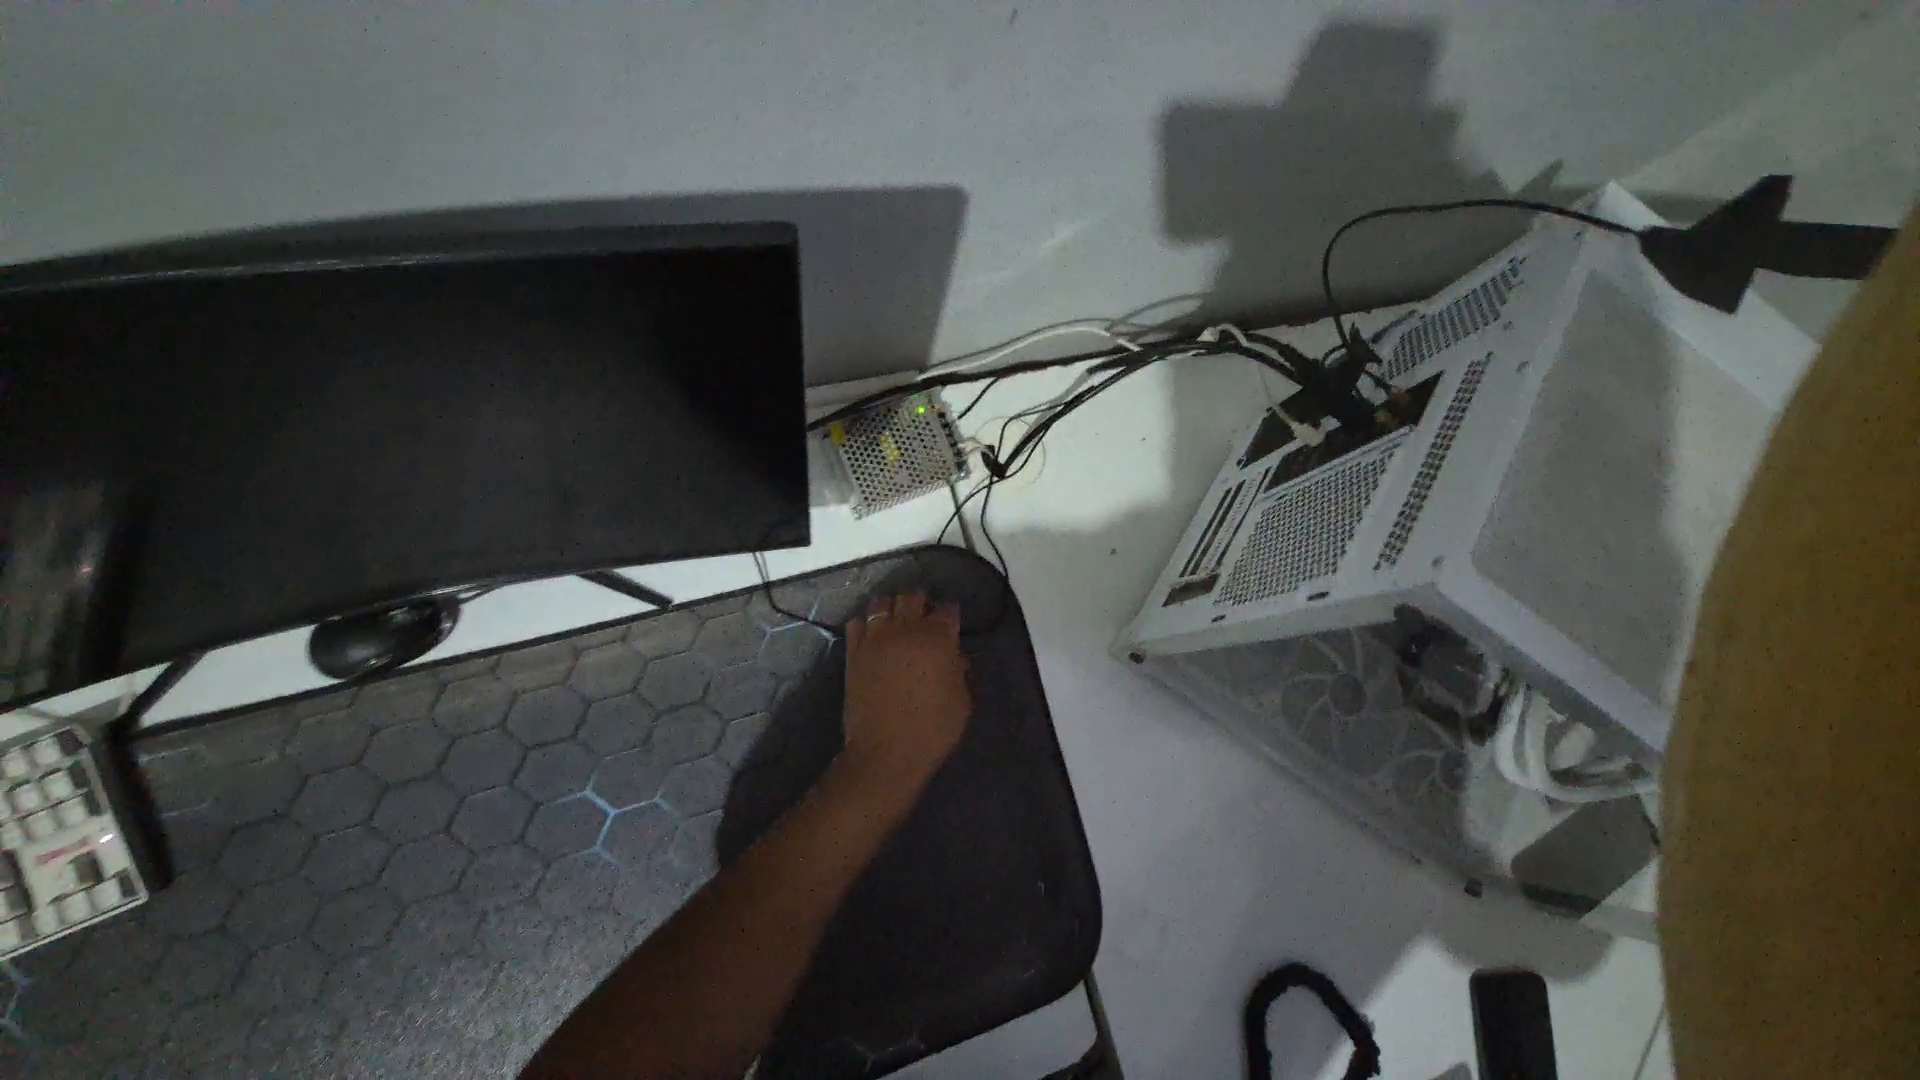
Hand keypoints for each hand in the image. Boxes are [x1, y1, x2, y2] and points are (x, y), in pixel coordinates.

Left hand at [838, 592, 970, 799]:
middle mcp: (905, 630)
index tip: (952, 623)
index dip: (951, 614)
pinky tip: (874, 636)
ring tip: (898, 622)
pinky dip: (867, 624)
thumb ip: (958, 673)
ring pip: (882, 603)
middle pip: (913, 597)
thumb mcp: (961, 702)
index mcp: (937, 639)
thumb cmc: (932, 730)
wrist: (885, 753)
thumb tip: (954, 658)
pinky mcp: (854, 652)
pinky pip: (858, 623)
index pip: (948, 610)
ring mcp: (875, 639)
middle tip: (926, 618)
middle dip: (922, 604)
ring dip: (893, 608)